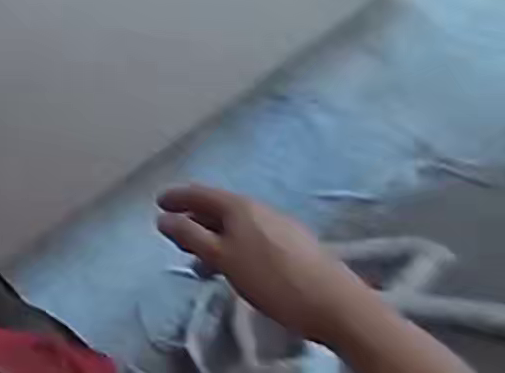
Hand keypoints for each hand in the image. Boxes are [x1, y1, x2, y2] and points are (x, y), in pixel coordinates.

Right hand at [155, 184, 381, 346]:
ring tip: (208, 256)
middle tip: (180, 234)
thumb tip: (163, 218)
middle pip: (218, 208)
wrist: (347, 312)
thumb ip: (189, 236)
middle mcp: (259, 208)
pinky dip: (240, 243)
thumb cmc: (275, 281)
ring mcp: (284, 227)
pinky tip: (243, 263)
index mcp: (237, 204)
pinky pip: (258, 236)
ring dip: (218, 235)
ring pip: (239, 224)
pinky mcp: (302, 247)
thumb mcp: (222, 258)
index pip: (196, 192)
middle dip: (195, 219)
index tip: (158, 204)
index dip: (174, 197)